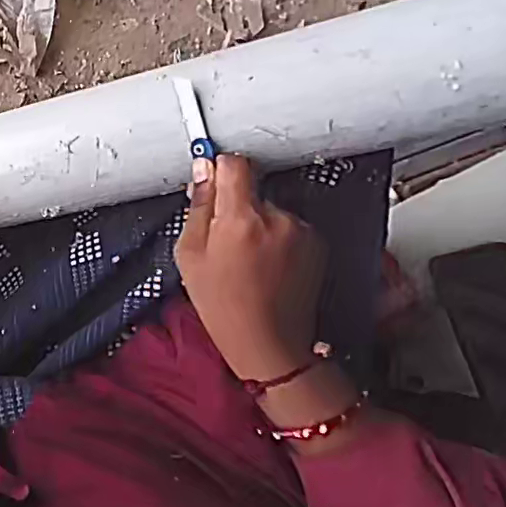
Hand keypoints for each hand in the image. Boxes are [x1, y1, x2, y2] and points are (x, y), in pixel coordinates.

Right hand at [174, 154, 325, 381]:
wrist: (267, 341)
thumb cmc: (224, 304)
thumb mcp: (190, 254)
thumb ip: (198, 207)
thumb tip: (203, 172)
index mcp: (242, 218)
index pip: (235, 164)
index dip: (218, 167)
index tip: (210, 174)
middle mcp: (277, 219)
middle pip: (251, 188)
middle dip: (234, 204)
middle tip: (221, 237)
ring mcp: (301, 231)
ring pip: (268, 207)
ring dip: (256, 222)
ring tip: (244, 257)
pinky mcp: (315, 243)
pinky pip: (286, 224)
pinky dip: (274, 236)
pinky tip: (264, 264)